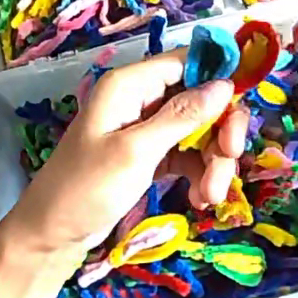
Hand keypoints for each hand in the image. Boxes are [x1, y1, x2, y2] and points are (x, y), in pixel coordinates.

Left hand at [0, 50, 247, 268]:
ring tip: (210, 196)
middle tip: (229, 158)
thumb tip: (225, 84)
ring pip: (200, 130)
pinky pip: (189, 155)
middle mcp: (141, 99)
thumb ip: (181, 116)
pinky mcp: (152, 155)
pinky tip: (200, 200)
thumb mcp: (135, 151)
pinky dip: (199, 175)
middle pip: (200, 98)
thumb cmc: (85, 187)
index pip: (186, 62)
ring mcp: (147, 129)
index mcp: (130, 85)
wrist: (52, 235)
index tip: (244, 104)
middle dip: (220, 130)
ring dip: (213, 161)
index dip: (219, 77)